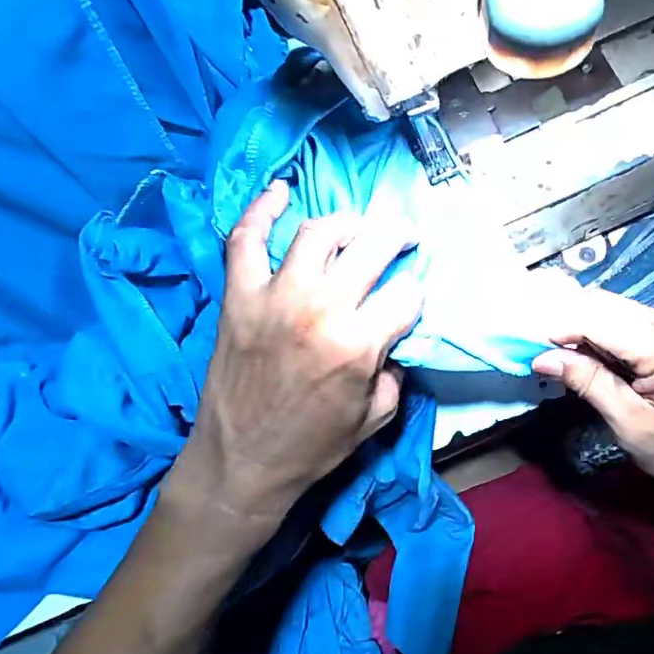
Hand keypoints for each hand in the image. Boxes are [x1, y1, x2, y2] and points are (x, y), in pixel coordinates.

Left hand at [161, 181, 423, 550]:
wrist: (242, 462)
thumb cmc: (313, 446)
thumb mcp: (376, 417)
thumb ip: (394, 371)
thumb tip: (394, 336)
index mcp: (358, 345)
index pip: (406, 294)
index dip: (414, 295)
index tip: (409, 300)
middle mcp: (320, 309)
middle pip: (372, 248)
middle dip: (397, 237)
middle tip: (402, 237)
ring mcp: (274, 297)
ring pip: (317, 233)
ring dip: (346, 222)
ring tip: (356, 228)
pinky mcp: (238, 296)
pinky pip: (245, 239)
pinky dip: (261, 210)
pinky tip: (280, 191)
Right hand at [532, 288, 653, 512]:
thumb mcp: (633, 426)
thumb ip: (589, 383)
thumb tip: (543, 356)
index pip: (597, 318)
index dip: (558, 328)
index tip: (529, 348)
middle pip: (602, 304)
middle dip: (565, 323)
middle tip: (537, 352)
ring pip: (610, 308)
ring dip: (580, 327)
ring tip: (556, 355)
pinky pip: (625, 320)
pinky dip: (598, 333)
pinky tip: (585, 356)